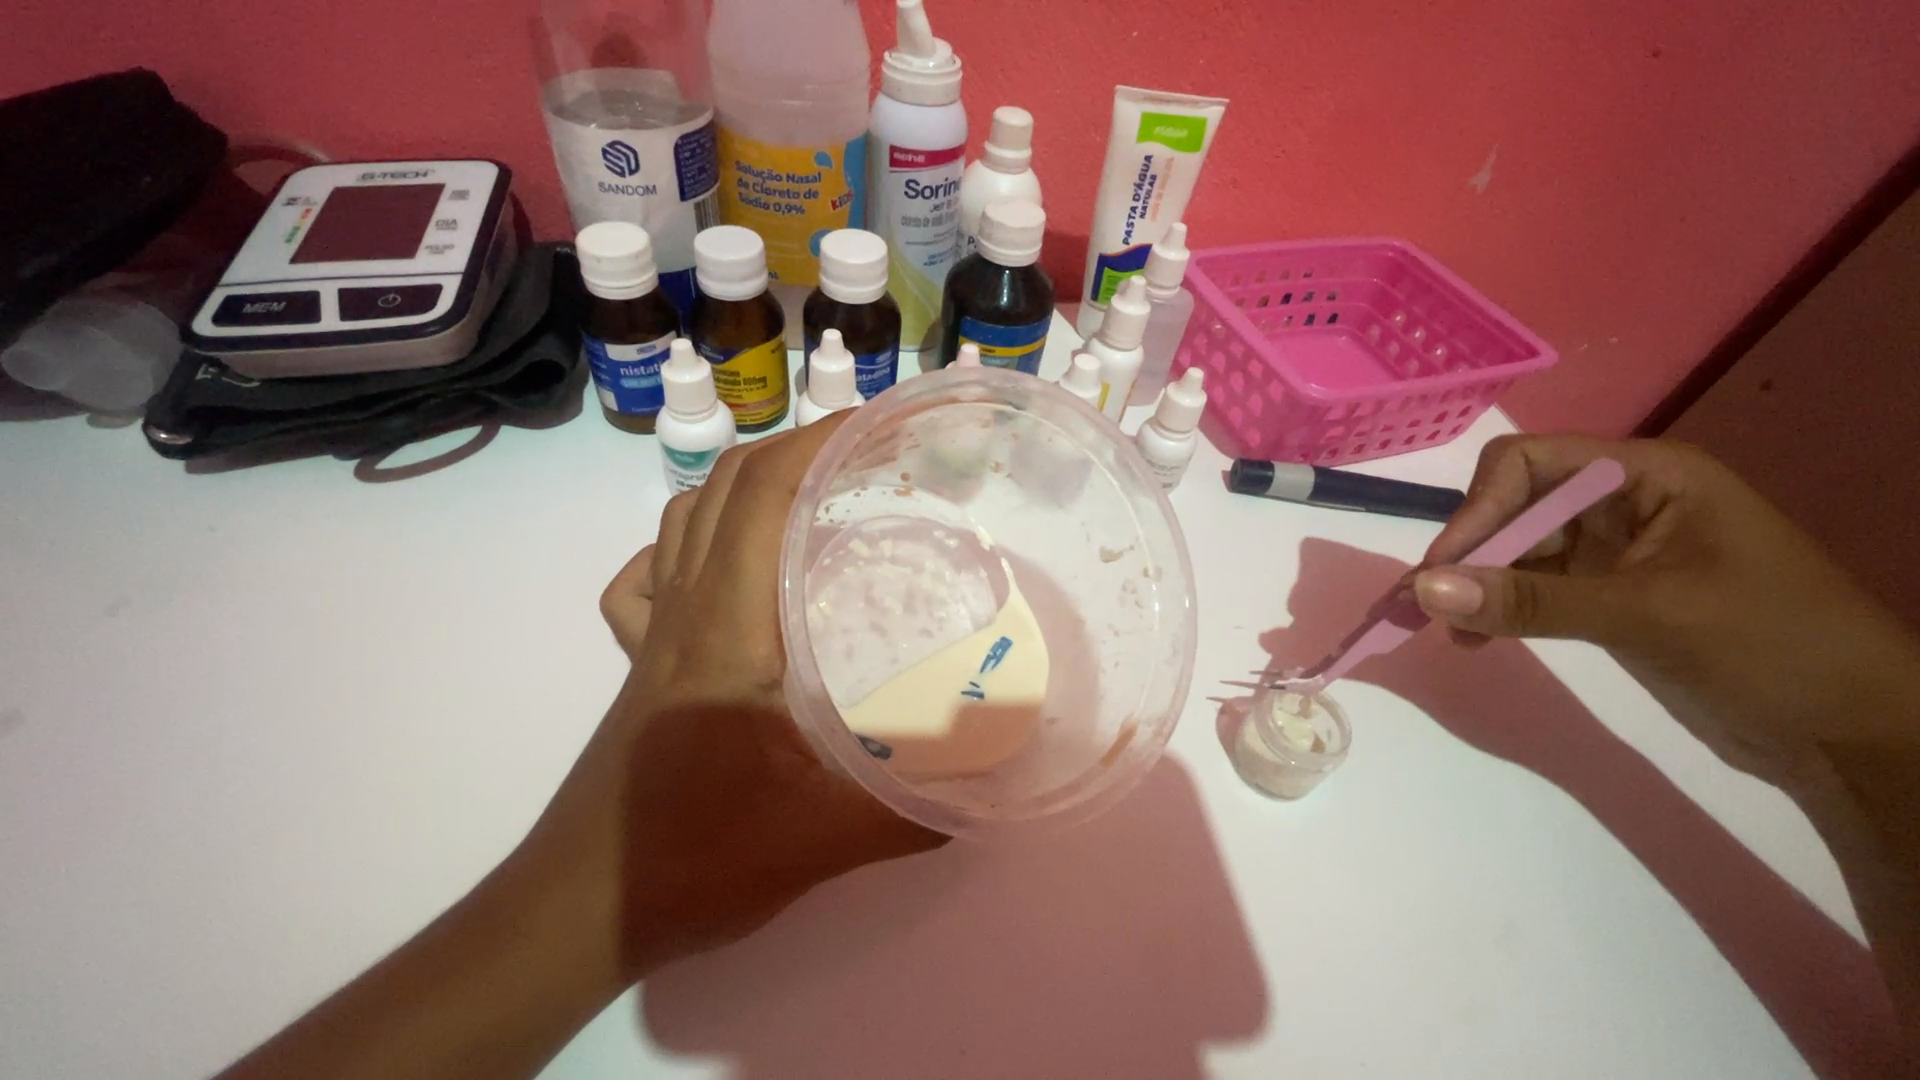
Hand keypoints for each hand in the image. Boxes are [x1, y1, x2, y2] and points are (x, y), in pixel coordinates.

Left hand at [523, 415, 945, 980]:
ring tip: (811, 500)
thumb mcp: (821, 838)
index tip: (877, 427)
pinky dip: (689, 546)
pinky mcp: (639, 665)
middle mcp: (684, 611)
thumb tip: (985, 789)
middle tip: (865, 464)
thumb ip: (910, 813)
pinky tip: (727, 571)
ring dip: (744, 488)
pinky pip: (652, 576)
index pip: (761, 496)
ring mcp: (652, 636)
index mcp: (728, 627)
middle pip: (721, 489)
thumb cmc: (695, 858)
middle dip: (793, 451)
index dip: (816, 443)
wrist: (580, 909)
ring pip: (684, 521)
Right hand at [1410, 435, 1919, 781]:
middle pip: (1514, 505)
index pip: (1529, 463)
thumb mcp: (1646, 616)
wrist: (1858, 734)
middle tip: (1423, 606)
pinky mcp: (1607, 596)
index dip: (1478, 509)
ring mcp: (1614, 552)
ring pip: (1517, 550)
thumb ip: (1530, 600)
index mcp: (1648, 477)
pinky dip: (1498, 610)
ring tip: (1443, 630)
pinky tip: (1477, 640)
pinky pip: (1532, 588)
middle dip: (1468, 553)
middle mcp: (1624, 503)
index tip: (1444, 569)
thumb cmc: (1773, 648)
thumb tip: (1423, 588)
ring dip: (1475, 586)